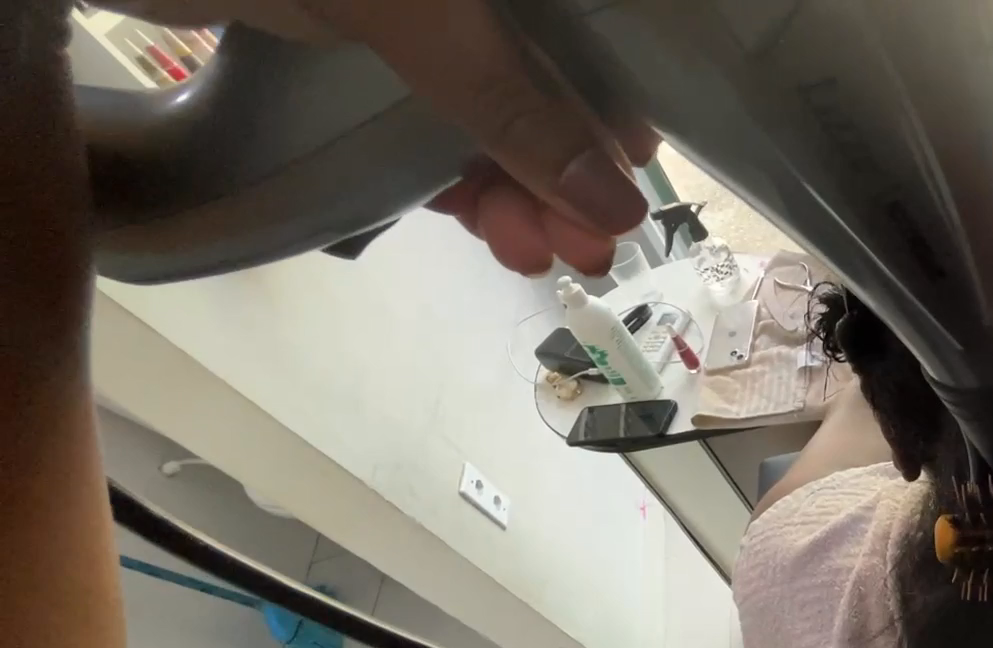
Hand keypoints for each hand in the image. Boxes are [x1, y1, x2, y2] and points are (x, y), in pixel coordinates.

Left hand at [113, 0, 659, 274]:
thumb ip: (507, 94)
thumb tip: (620, 204)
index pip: (577, 28)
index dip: (609, 105)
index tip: (629, 182)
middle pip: (538, 79)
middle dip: (563, 172)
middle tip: (585, 251)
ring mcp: (395, 11)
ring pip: (484, 111)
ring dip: (518, 193)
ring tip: (534, 255)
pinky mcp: (340, 42)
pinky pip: (425, 124)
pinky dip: (458, 183)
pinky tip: (487, 227)